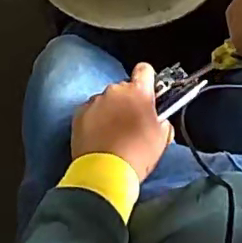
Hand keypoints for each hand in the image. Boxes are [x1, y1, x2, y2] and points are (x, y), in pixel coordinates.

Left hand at [72, 64, 171, 179]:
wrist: (105, 172)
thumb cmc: (137, 154)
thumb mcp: (161, 138)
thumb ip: (162, 120)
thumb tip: (159, 118)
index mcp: (138, 92)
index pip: (145, 70)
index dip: (147, 80)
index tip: (148, 92)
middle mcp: (115, 91)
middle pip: (124, 88)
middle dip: (128, 101)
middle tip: (130, 122)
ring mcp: (95, 100)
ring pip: (106, 100)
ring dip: (110, 110)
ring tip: (112, 133)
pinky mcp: (79, 113)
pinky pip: (91, 110)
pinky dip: (94, 119)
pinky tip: (99, 137)